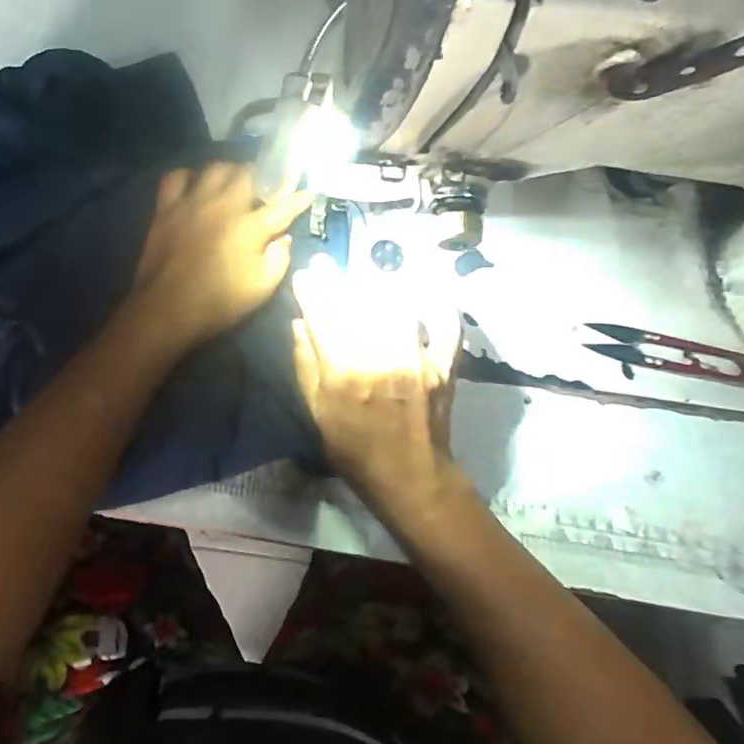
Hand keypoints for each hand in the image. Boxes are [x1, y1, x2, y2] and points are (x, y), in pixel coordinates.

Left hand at [124, 162, 312, 351]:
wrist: (167, 309)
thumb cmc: (219, 302)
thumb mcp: (261, 288)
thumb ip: (279, 259)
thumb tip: (285, 238)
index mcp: (250, 226)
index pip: (282, 206)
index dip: (298, 199)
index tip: (307, 194)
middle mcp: (223, 206)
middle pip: (248, 174)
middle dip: (262, 176)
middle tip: (266, 185)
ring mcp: (192, 203)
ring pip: (215, 169)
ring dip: (228, 171)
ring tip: (232, 181)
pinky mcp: (167, 209)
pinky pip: (175, 178)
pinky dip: (187, 177)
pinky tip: (192, 186)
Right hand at [291, 255, 460, 506]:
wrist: (411, 479)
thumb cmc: (355, 450)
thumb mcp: (317, 413)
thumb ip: (306, 366)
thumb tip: (299, 325)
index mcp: (344, 372)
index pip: (323, 317)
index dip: (311, 291)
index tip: (304, 274)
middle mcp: (380, 358)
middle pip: (357, 306)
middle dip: (337, 281)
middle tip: (326, 265)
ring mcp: (416, 360)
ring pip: (396, 308)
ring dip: (378, 287)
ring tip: (366, 276)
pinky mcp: (443, 367)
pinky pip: (444, 328)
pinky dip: (438, 308)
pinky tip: (429, 293)